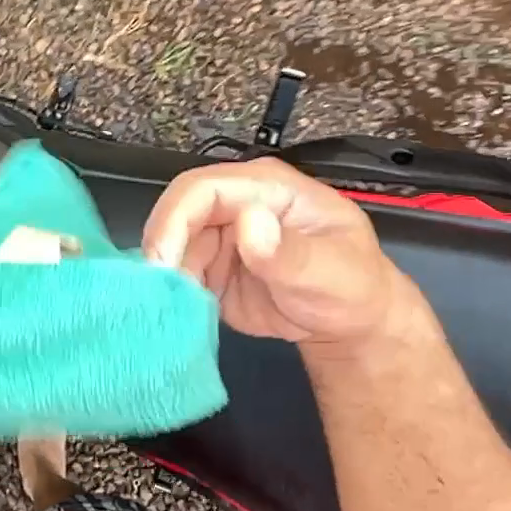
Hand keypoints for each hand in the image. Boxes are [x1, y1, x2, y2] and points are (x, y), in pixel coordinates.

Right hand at [142, 158, 424, 351]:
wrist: (351, 324)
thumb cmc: (352, 289)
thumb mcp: (332, 273)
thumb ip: (291, 252)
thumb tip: (248, 222)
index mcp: (265, 187)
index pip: (202, 188)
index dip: (174, 219)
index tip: (163, 261)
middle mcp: (235, 204)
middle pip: (177, 213)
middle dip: (163, 249)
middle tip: (159, 290)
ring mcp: (220, 234)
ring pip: (171, 244)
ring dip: (168, 275)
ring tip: (177, 306)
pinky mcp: (209, 264)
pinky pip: (177, 271)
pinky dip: (173, 291)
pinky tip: (182, 310)